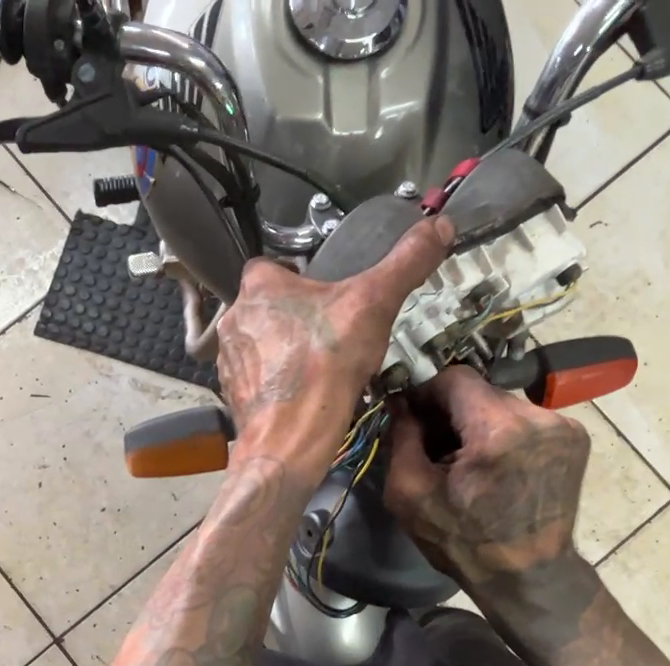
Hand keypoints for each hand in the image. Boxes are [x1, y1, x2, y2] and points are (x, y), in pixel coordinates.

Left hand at [214, 216, 453, 468]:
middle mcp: (234, 319)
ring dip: (283, 349)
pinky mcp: (232, 394)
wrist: (289, 438)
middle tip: (328, 330)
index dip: (297, 275)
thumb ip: (406, 263)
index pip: (271, 265)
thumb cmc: (324, 364)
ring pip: (260, 343)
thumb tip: (440, 224)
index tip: (323, 291)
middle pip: (267, 306)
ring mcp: (229, 359)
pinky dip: (276, 382)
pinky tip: (303, 393)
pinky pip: (256, 378)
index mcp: (258, 286)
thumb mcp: (374, 304)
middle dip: (294, 315)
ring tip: (318, 363)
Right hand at [382, 365, 591, 592]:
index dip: (426, 391)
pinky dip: (503, 434)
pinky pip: (526, 420)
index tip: (411, 413)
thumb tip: (399, 402)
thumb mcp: (410, 493)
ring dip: (478, 423)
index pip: (455, 378)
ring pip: (503, 404)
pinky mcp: (575, 438)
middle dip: (451, 411)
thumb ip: (401, 437)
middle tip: (432, 443)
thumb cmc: (463, 542)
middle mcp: (539, 417)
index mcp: (498, 431)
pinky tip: (493, 466)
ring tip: (464, 460)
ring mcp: (563, 426)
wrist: (528, 576)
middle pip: (480, 392)